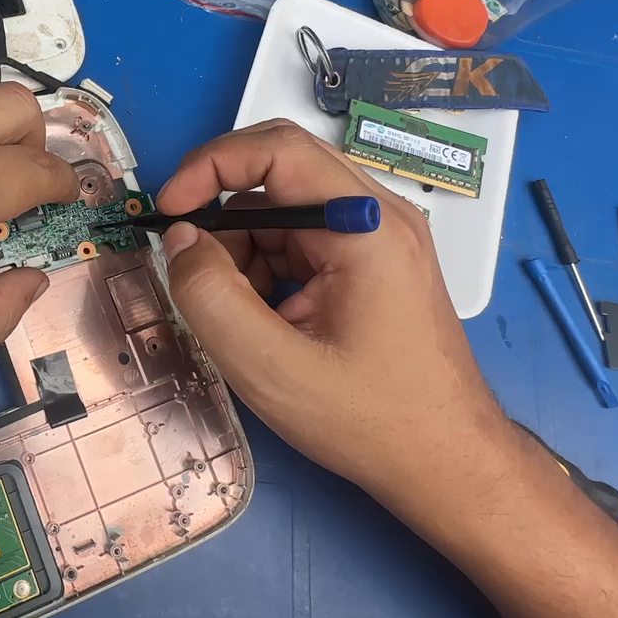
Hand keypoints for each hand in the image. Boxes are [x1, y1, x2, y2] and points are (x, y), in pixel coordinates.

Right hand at [156, 119, 512, 513]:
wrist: (449, 467)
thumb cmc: (367, 420)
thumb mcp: (269, 366)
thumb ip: (210, 296)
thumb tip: (179, 238)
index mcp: (366, 226)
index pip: (278, 150)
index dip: (210, 166)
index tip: (168, 212)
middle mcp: (378, 214)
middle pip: (279, 169)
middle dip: (219, 206)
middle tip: (186, 257)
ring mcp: (377, 236)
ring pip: (282, 205)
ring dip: (238, 242)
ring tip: (233, 308)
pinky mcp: (368, 260)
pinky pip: (297, 234)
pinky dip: (261, 262)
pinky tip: (262, 314)